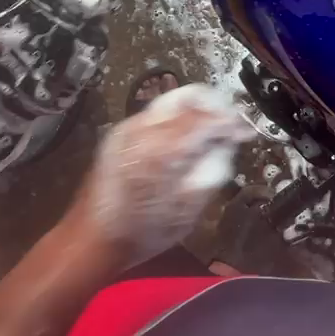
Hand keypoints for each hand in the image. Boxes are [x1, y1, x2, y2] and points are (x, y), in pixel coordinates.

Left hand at [64, 84, 252, 267]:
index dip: (229, 121)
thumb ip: (210, 169)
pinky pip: (156, 114)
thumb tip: (225, 142)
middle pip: (187, 97)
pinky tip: (184, 142)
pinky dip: (177, 120)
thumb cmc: (142, 233)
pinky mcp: (119, 134)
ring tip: (209, 134)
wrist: (92, 238)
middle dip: (212, 107)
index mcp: (163, 149)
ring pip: (171, 102)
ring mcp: (128, 128)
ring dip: (195, 112)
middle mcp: (143, 129)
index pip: (205, 118)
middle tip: (227, 126)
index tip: (243, 131)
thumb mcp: (187, 209)